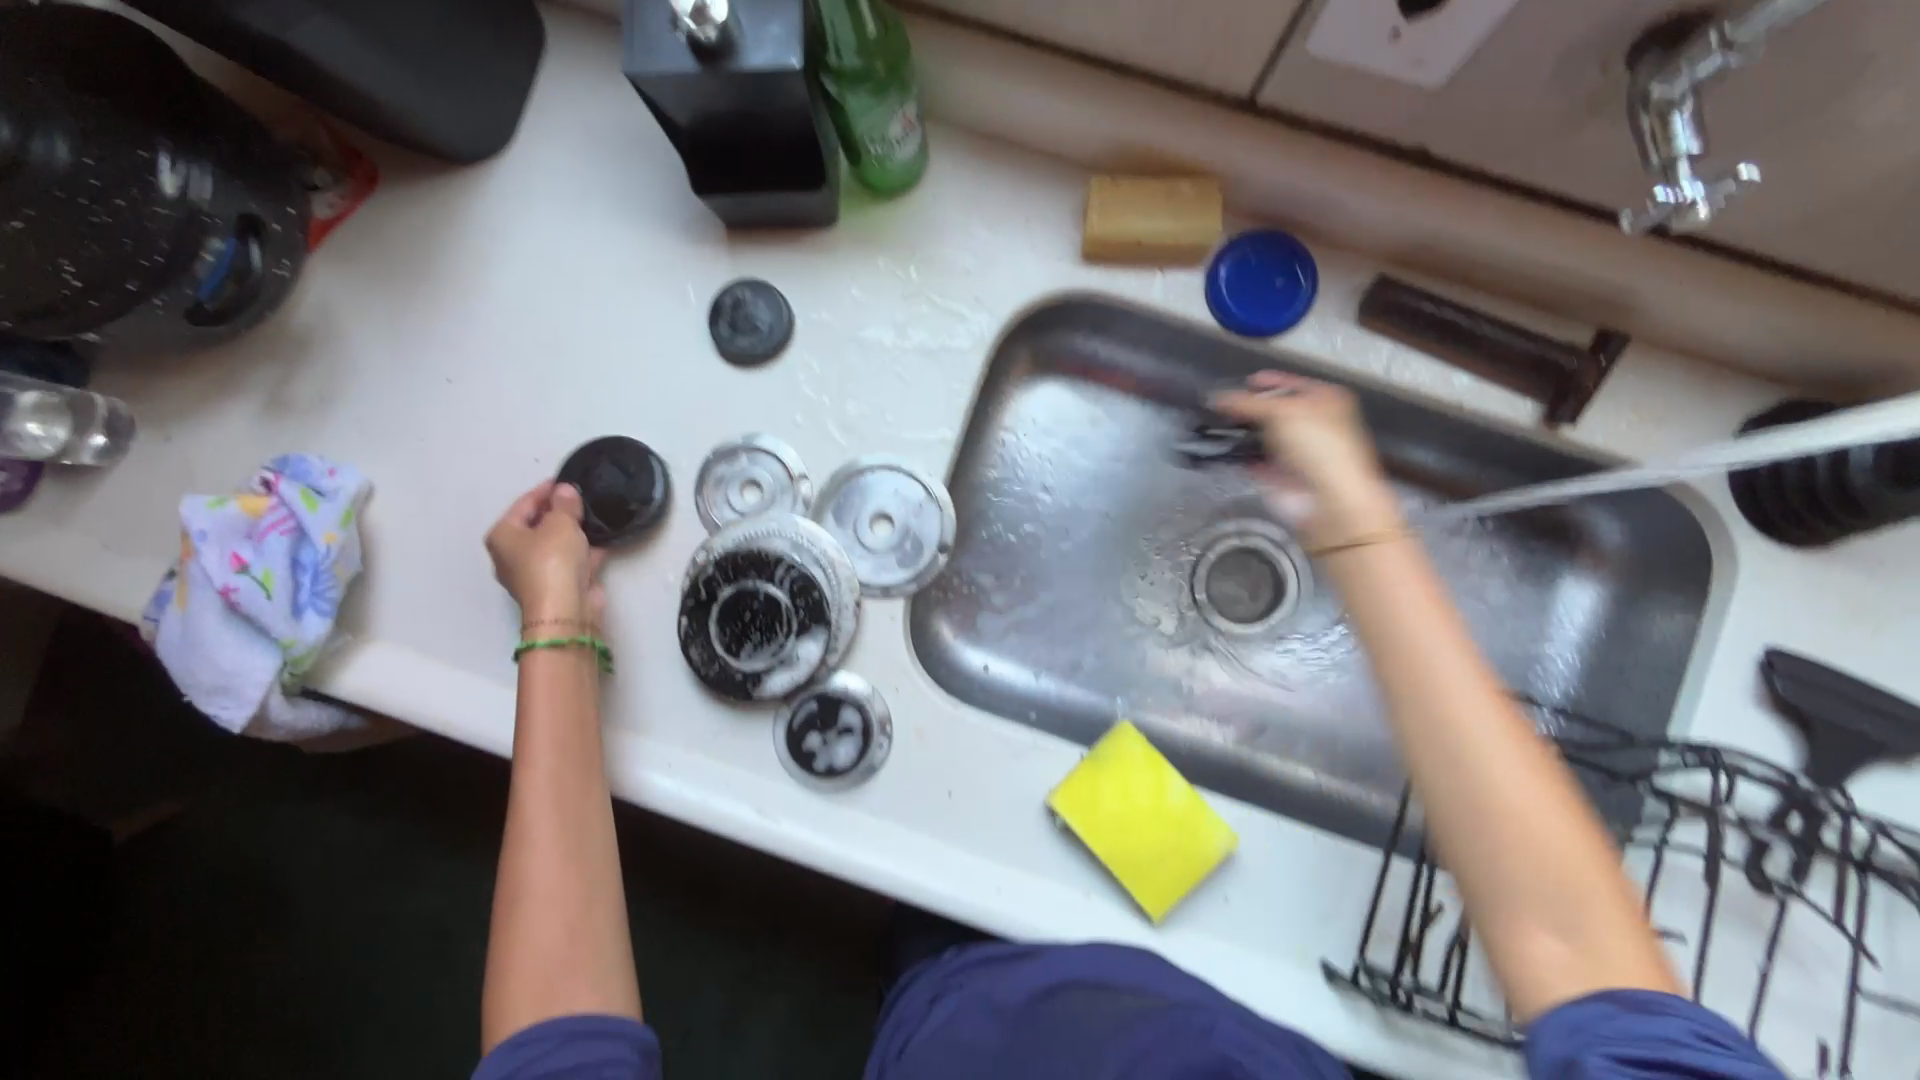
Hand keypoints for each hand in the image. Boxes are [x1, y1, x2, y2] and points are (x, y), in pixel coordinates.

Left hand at [486, 481, 606, 625]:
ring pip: (555, 545)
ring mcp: (534, 574)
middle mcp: (512, 555)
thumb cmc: (553, 561)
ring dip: (574, 533)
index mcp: (502, 536)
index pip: (524, 504)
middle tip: (583, 498)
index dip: (546, 490)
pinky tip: (604, 542)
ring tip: (596, 517)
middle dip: (560, 512)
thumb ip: (564, 504)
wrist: (566, 610)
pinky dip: (584, 552)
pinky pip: (569, 562)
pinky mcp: (556, 587)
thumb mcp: (561, 523)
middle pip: (537, 525)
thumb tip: (565, 491)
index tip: (567, 479)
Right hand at [1211, 371, 1402, 545]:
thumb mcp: (1282, 411)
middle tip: (1220, 404)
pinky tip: (1217, 449)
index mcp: (1325, 400)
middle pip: (1275, 409)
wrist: (1328, 501)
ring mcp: (1295, 451)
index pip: (1291, 382)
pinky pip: (1254, 461)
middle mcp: (1312, 423)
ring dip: (1241, 431)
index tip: (1241, 381)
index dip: (1267, 381)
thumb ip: (1247, 402)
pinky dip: (1239, 457)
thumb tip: (1216, 397)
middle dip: (1249, 407)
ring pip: (1262, 435)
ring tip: (1212, 423)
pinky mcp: (1279, 476)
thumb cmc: (1316, 446)